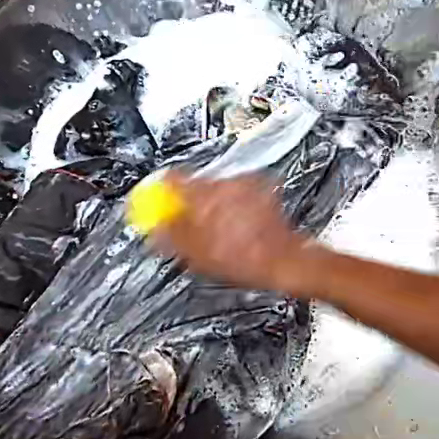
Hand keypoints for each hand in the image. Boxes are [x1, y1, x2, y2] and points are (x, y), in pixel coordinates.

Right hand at [151, 174, 318, 294]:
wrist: (285, 260)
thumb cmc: (245, 259)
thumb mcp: (196, 254)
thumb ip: (170, 235)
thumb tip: (153, 227)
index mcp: (203, 194)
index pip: (171, 178)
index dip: (162, 191)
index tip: (160, 202)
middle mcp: (224, 181)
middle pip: (195, 184)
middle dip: (191, 203)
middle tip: (191, 225)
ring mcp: (245, 182)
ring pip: (218, 189)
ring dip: (215, 204)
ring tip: (220, 231)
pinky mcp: (262, 187)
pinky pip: (238, 193)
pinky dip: (235, 205)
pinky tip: (239, 227)